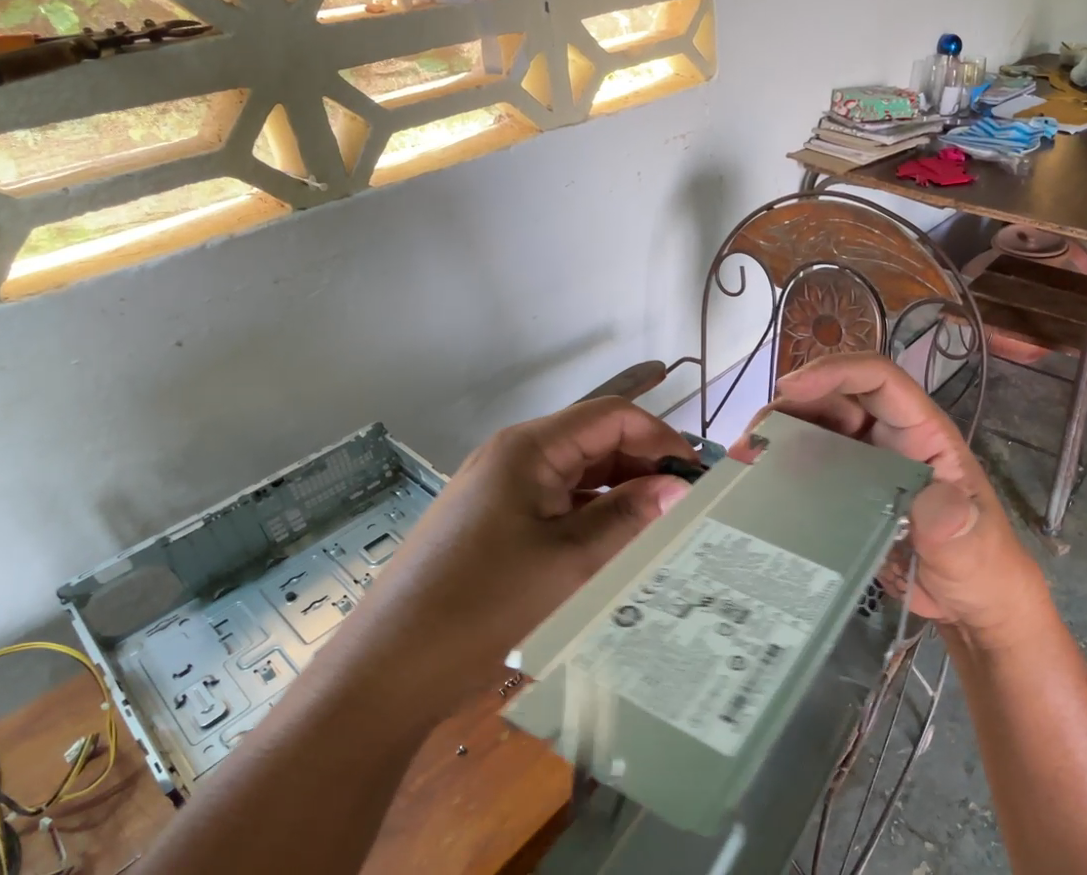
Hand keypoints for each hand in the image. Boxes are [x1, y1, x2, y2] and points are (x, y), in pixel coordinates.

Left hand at [325, 397, 696, 718]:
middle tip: (686, 511)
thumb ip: (629, 516)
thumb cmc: (484, 604)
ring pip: (578, 479)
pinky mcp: (494, 527)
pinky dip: (591, 522)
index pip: (611, 415)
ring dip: (620, 499)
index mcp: (528, 448)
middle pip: (594, 443)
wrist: (390, 669)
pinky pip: (556, 509)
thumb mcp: (570, 560)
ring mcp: (500, 493)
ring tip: (661, 535)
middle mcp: (513, 458)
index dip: (660, 437)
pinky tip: (617, 554)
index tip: (696, 478)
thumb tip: (681, 486)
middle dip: (643, 469)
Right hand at [747, 353, 1047, 644]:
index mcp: (922, 433)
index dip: (836, 372)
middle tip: (752, 438)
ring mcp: (866, 465)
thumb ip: (957, 527)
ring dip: (780, 434)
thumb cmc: (983, 567)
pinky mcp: (846, 494)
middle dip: (791, 405)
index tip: (790, 389)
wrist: (971, 607)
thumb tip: (935, 504)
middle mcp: (889, 438)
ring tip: (745, 459)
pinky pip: (810, 468)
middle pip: (836, 399)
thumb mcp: (975, 549)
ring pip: (816, 429)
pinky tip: (756, 486)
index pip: (879, 380)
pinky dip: (782, 469)